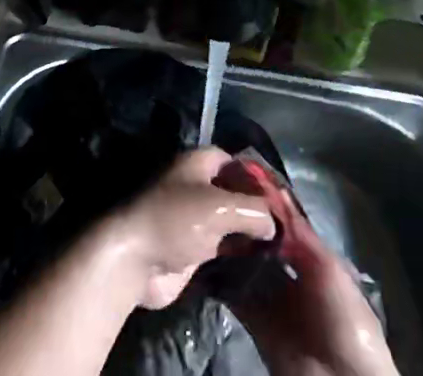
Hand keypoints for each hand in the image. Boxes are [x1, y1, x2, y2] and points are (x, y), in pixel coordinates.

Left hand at [97, 148, 276, 308]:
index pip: (235, 161)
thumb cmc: (176, 219)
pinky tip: (263, 260)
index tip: (281, 195)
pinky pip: (224, 245)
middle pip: (234, 191)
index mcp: (198, 164)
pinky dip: (241, 251)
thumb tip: (274, 223)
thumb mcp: (221, 207)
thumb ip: (253, 210)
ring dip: (251, 231)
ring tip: (282, 245)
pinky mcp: (193, 248)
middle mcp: (197, 187)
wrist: (135, 260)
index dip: (257, 175)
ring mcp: (194, 218)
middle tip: (287, 224)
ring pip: (231, 220)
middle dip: (257, 205)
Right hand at [216, 162, 399, 375]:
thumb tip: (276, 192)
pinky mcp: (258, 324)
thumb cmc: (345, 319)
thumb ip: (301, 234)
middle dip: (244, 230)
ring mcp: (275, 301)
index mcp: (315, 260)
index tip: (240, 183)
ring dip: (230, 254)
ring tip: (203, 229)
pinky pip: (237, 298)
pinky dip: (221, 284)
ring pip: (248, 269)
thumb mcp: (329, 269)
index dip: (266, 208)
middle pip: (264, 246)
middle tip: (214, 206)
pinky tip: (203, 264)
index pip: (286, 226)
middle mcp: (294, 275)